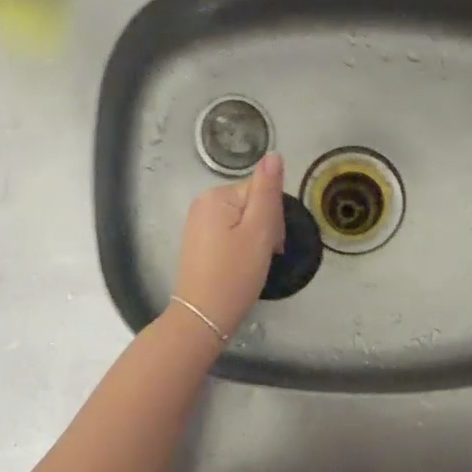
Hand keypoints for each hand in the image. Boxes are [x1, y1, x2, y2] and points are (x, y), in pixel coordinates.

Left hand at [169, 153, 285, 335]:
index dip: (273, 218)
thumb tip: (274, 155)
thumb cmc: (235, 274)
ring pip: (243, 221)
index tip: (271, 244)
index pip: (262, 191)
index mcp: (217, 195)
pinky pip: (230, 234)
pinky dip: (241, 248)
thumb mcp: (258, 231)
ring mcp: (198, 223)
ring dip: (255, 240)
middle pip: (251, 204)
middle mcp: (203, 203)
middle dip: (264, 228)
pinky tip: (241, 267)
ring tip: (253, 264)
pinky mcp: (198, 242)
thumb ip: (267, 191)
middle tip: (263, 256)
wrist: (204, 316)